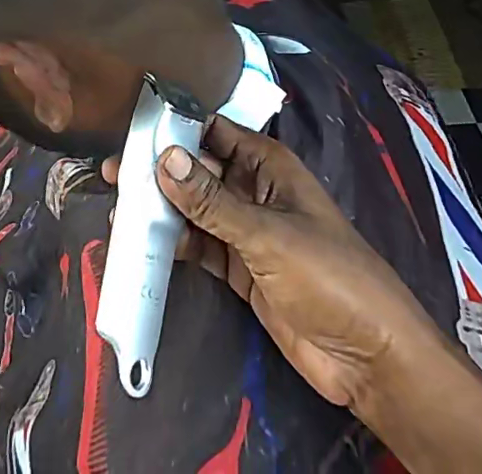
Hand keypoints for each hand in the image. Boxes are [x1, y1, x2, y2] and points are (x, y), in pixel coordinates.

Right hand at [108, 116, 481, 473]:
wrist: (369, 357)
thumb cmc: (328, 276)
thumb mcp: (267, 234)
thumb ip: (212, 200)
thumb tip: (164, 158)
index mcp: (268, 164)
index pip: (214, 131)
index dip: (176, 125)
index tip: (131, 124)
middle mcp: (252, 189)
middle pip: (198, 169)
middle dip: (159, 169)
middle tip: (112, 170)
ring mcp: (244, 229)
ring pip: (193, 207)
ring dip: (160, 207)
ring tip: (116, 202)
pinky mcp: (237, 266)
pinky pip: (198, 244)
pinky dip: (173, 242)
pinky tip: (141, 240)